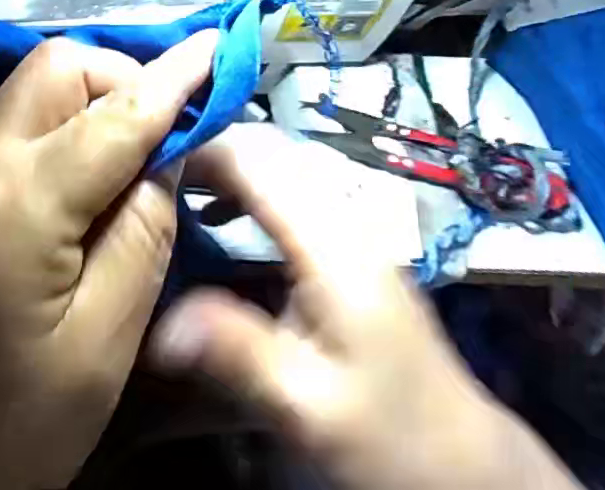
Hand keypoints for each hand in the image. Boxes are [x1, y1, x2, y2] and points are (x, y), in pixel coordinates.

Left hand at [0, 32, 218, 488]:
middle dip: (121, 80)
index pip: (107, 116)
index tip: (216, 49)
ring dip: (92, 98)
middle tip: (166, 136)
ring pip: (32, 83)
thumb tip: (166, 150)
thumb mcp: (104, 342)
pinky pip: (15, 115)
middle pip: (55, 66)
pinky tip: (88, 170)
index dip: (170, 81)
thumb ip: (142, 230)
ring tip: (134, 155)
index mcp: (12, 205)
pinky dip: (62, 121)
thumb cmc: (14, 419)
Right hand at [147, 143, 582, 489]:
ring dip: (217, 160)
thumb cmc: (389, 435)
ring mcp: (347, 226)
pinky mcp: (343, 241)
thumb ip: (238, 353)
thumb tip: (159, 326)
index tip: (138, 156)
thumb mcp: (309, 407)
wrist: (466, 463)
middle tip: (142, 166)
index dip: (195, 148)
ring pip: (273, 161)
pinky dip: (238, 182)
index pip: (254, 162)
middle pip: (264, 148)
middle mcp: (342, 218)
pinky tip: (213, 210)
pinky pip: (281, 185)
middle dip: (200, 146)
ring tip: (166, 181)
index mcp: (333, 245)